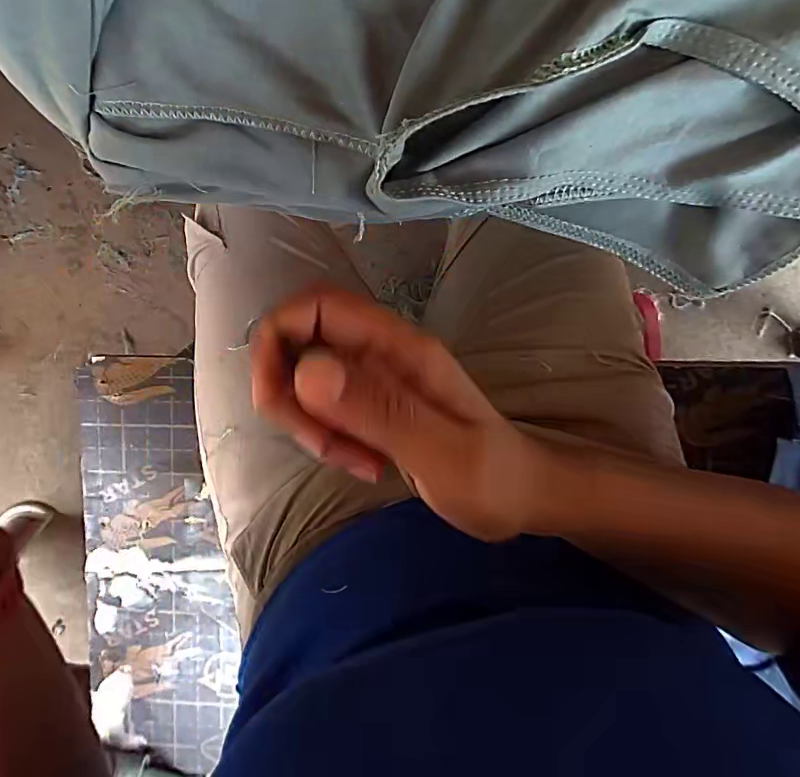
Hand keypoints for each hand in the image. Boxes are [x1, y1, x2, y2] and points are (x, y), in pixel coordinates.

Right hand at [249, 285, 549, 540]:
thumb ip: (377, 409)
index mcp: (395, 344)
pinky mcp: (368, 399)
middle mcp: (378, 347)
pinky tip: (359, 461)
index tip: (276, 401)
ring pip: (304, 373)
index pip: (314, 305)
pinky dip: (321, 432)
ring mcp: (372, 372)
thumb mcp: (441, 451)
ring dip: (306, 419)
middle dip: (286, 391)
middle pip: (298, 337)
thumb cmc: (493, 477)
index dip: (277, 339)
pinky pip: (320, 402)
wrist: (522, 494)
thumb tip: (305, 370)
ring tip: (352, 460)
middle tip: (320, 444)